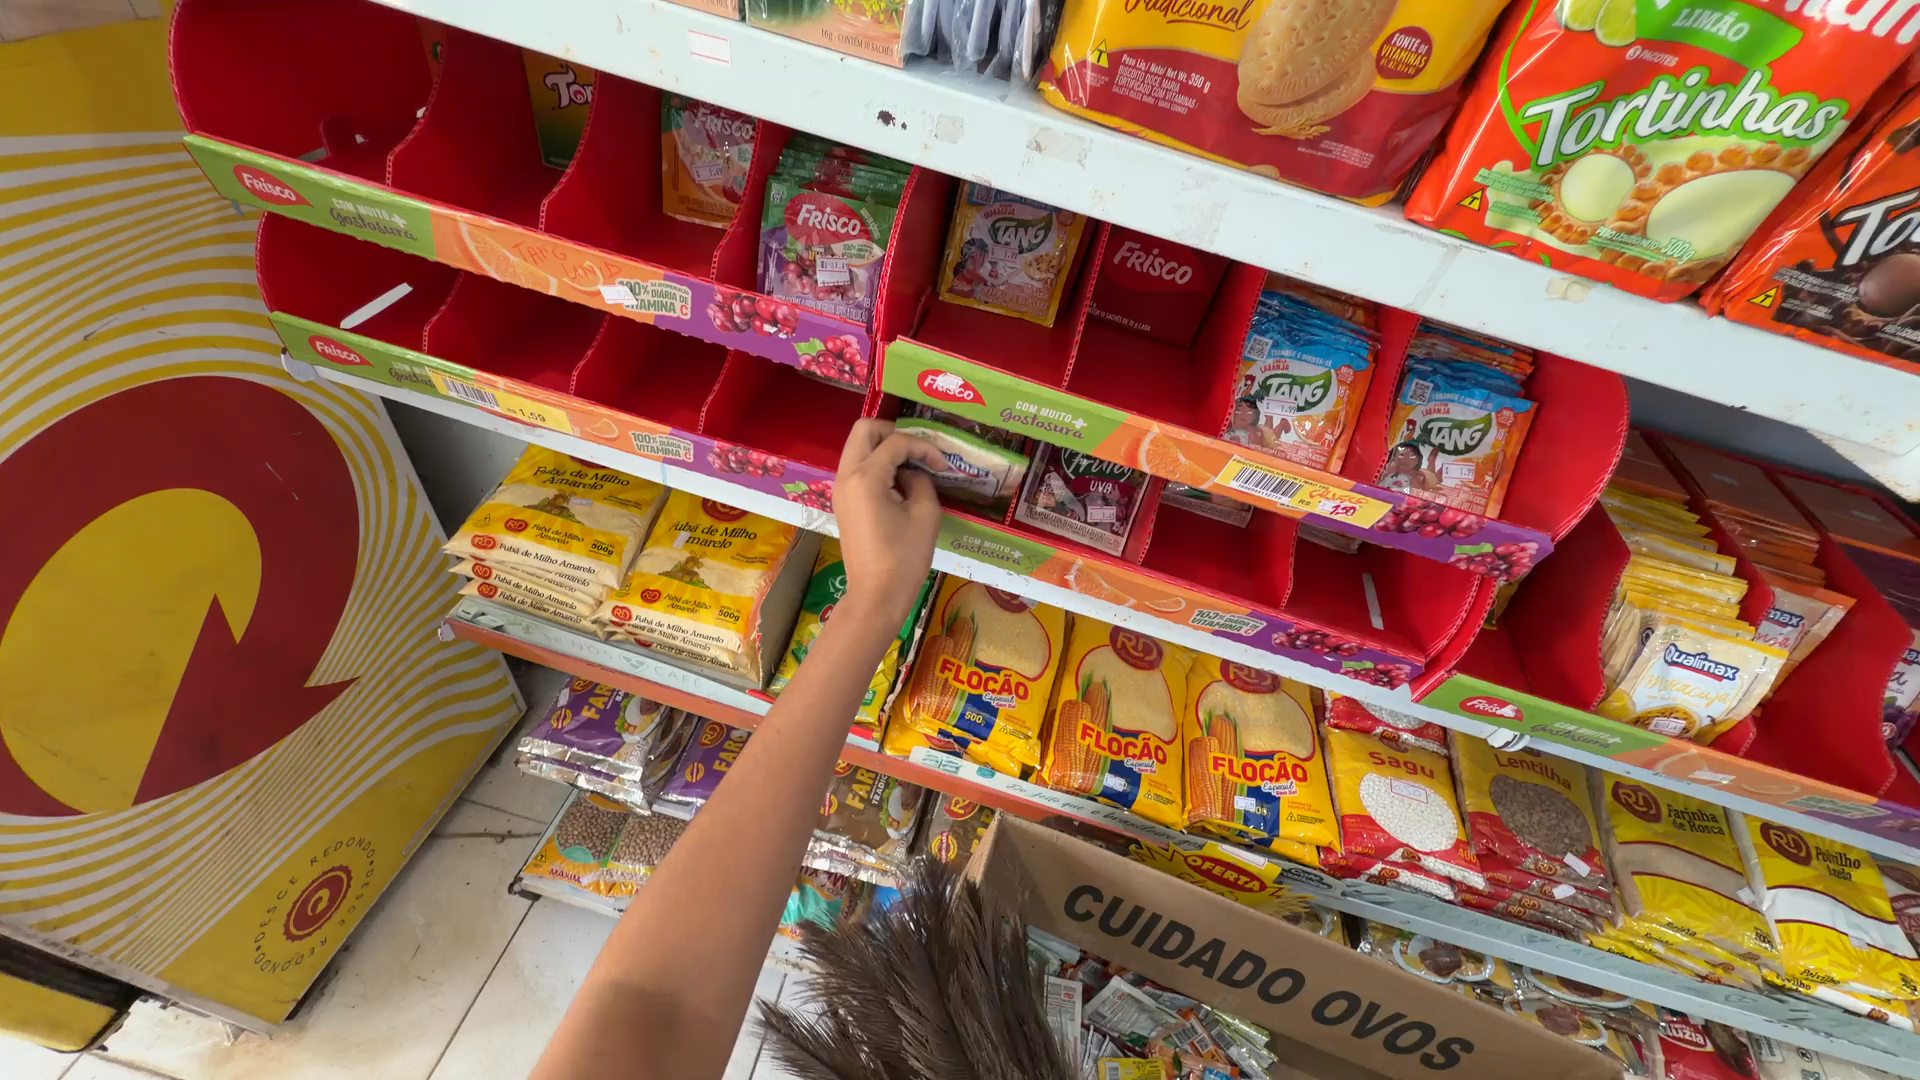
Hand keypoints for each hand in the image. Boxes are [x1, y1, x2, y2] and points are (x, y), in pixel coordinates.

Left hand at [833, 418, 943, 629]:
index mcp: (865, 477)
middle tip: (919, 452)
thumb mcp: (925, 514)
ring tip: (912, 467)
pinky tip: (899, 483)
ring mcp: (840, 489)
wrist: (876, 595)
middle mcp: (846, 476)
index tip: (944, 465)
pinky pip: (856, 467)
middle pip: (864, 430)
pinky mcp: (842, 502)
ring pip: (858, 447)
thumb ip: (921, 481)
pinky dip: (876, 465)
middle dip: (894, 433)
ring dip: (884, 448)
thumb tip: (914, 472)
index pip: (896, 443)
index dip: (924, 448)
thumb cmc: (904, 558)